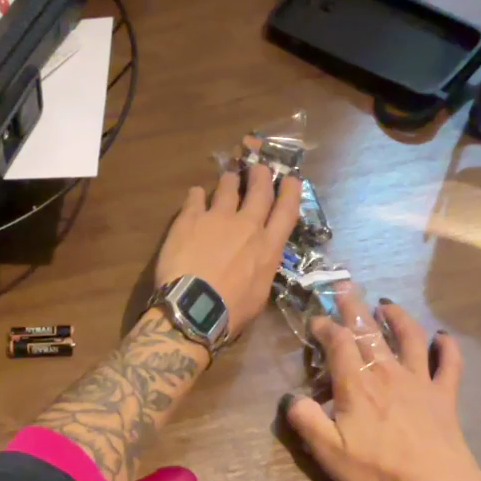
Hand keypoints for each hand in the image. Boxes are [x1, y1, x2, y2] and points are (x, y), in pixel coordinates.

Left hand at [156, 163, 301, 337]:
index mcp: (268, 247)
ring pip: (227, 187)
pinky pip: (195, 197)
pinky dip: (197, 194)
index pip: (286, 211)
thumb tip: (259, 263)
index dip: (290, 191)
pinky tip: (196, 194)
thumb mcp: (259, 296)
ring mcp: (217, 218)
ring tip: (228, 177)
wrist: (193, 310)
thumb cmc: (230, 312)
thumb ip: (262, 271)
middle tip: (257, 168)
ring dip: (230, 180)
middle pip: (258, 190)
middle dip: (260, 175)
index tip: (290, 179)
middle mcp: (246, 225)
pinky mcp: (190, 219)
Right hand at [283, 292, 480, 480]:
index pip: (338, 344)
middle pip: (370, 331)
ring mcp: (421, 381)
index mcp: (357, 385)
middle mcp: (388, 373)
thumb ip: (305, 420)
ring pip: (410, 338)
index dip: (325, 327)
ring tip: (387, 305)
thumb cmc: (376, 470)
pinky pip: (449, 364)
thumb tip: (290, 397)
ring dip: (398, 317)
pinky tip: (443, 338)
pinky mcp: (445, 396)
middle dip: (355, 307)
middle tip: (346, 286)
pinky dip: (447, 347)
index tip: (315, 319)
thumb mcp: (327, 451)